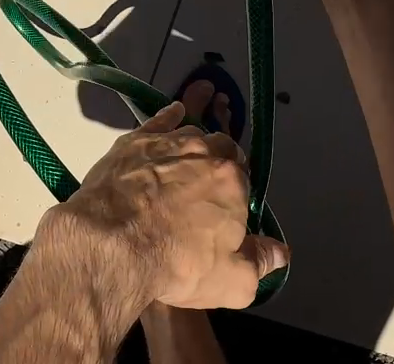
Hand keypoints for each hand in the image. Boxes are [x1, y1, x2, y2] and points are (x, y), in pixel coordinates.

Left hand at [41, 100, 289, 310]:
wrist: (113, 241)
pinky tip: (175, 112)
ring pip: (191, 133)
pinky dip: (171, 115)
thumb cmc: (179, 264)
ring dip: (196, 143)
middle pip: (221, 146)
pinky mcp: (135, 139)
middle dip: (222, 161)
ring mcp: (167, 141)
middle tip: (211, 184)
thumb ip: (261, 261)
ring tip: (191, 157)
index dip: (238, 190)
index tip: (229, 205)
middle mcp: (203, 151)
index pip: (244, 175)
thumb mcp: (234, 281)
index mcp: (231, 180)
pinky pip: (160, 119)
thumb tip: (280, 250)